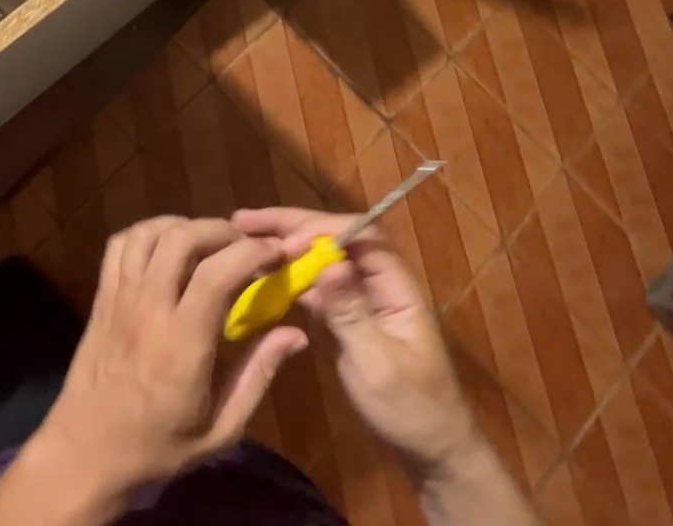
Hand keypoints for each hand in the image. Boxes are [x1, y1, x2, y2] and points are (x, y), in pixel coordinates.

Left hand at [19, 217, 307, 511]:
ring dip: (183, 225)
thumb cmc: (158, 449)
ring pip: (148, 233)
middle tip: (244, 245)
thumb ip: (258, 375)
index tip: (277, 253)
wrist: (86, 455)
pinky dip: (146, 233)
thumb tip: (295, 333)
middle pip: (182, 238)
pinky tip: (165, 247)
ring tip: (208, 242)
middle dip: (221, 230)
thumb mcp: (221, 429)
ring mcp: (119, 299)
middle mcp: (148, 309)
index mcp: (183, 342)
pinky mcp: (100, 298)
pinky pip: (119, 246)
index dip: (252, 251)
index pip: (218, 272)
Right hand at [233, 207, 476, 473]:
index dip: (319, 230)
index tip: (283, 243)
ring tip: (241, 239)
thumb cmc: (411, 408)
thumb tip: (328, 264)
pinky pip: (314, 286)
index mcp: (396, 285)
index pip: (358, 235)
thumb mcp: (379, 364)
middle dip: (290, 227)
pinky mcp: (345, 317)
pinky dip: (287, 277)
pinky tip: (259, 276)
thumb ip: (352, 313)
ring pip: (319, 259)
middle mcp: (377, 282)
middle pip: (333, 238)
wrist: (431, 451)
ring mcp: (360, 298)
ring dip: (283, 247)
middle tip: (242, 221)